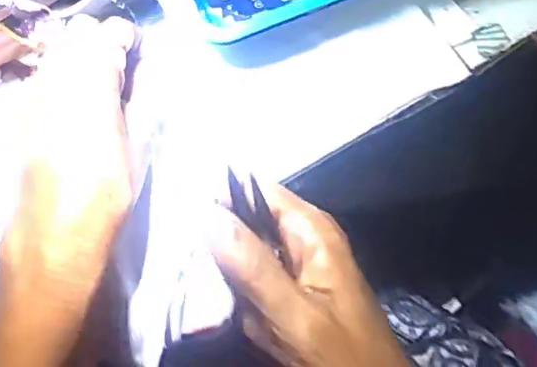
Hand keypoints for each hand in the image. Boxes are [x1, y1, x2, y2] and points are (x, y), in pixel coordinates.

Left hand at [0, 15, 137, 365]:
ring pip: (57, 48)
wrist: (48, 233)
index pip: (112, 30)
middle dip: (101, 42)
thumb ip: (145, 94)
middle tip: (118, 73)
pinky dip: (57, 77)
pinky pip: (40, 72)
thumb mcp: (139, 146)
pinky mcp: (14, 102)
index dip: (130, 39)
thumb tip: (150, 63)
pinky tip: (66, 107)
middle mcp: (55, 68)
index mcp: (91, 74)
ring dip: (77, 57)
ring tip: (93, 91)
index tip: (140, 56)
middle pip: (80, 31)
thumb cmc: (103, 195)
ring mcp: (30, 83)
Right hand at [208, 182, 406, 366]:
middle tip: (213, 278)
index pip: (248, 188)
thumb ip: (252, 265)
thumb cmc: (349, 363)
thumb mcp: (299, 318)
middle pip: (242, 222)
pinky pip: (252, 284)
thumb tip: (205, 213)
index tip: (187, 227)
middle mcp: (302, 238)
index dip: (215, 202)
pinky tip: (254, 326)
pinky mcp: (293, 296)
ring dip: (231, 282)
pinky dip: (245, 303)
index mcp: (309, 229)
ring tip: (238, 310)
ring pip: (242, 256)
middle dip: (222, 250)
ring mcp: (297, 268)